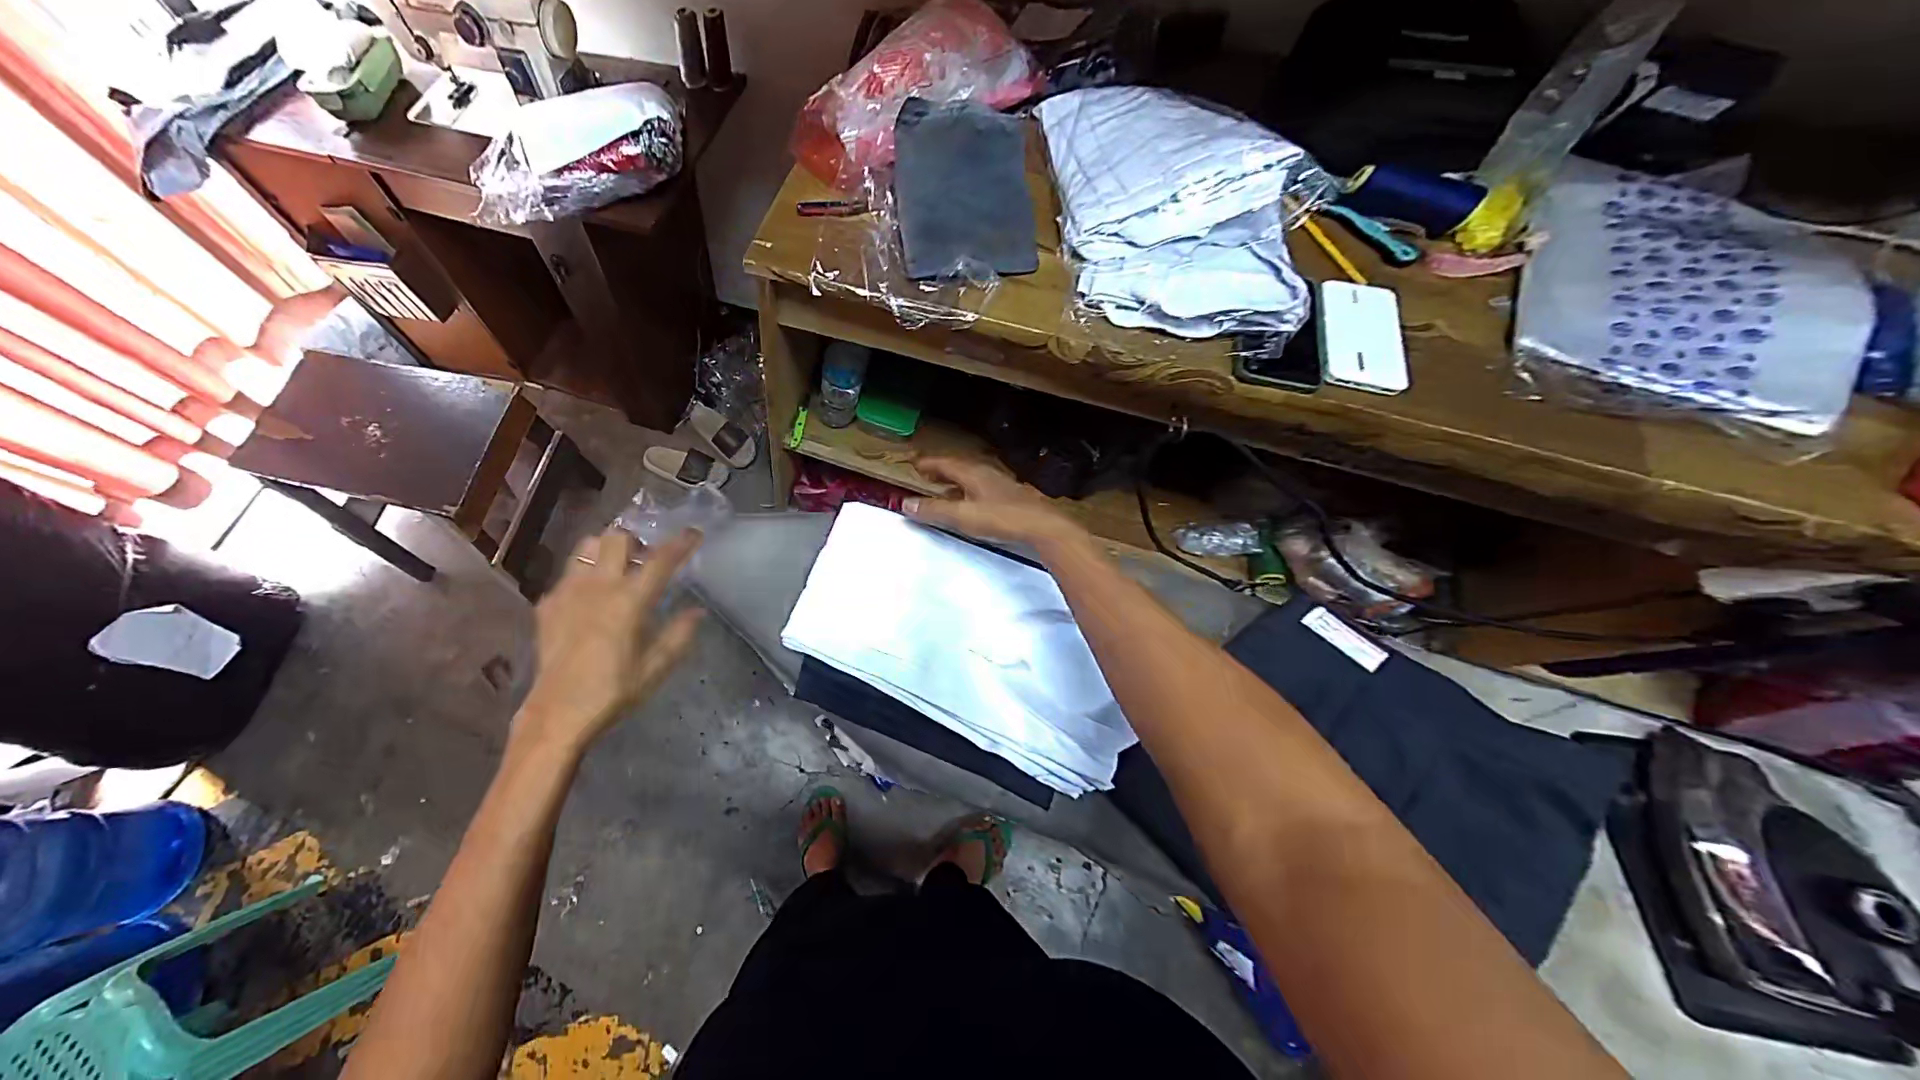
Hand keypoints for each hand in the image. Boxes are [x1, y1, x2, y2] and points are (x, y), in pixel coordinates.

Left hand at [514, 529, 704, 758]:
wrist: (557, 713)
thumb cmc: (614, 691)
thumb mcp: (656, 668)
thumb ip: (679, 635)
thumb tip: (697, 612)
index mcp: (629, 601)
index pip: (660, 560)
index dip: (680, 543)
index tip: (693, 533)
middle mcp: (598, 587)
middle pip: (616, 538)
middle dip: (635, 540)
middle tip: (646, 556)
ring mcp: (568, 592)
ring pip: (585, 547)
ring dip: (605, 550)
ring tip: (616, 567)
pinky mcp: (547, 605)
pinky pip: (567, 575)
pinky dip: (583, 575)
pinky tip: (589, 598)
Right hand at [902, 456, 1089, 553]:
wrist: (1043, 526)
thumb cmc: (1002, 518)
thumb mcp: (962, 516)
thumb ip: (934, 510)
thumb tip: (906, 504)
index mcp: (972, 472)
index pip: (944, 462)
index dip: (928, 463)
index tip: (914, 463)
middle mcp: (987, 473)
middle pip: (959, 468)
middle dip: (941, 471)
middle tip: (927, 474)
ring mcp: (1002, 484)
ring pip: (973, 479)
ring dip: (957, 483)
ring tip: (945, 491)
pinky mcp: (1013, 498)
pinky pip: (985, 490)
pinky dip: (971, 494)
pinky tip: (973, 506)